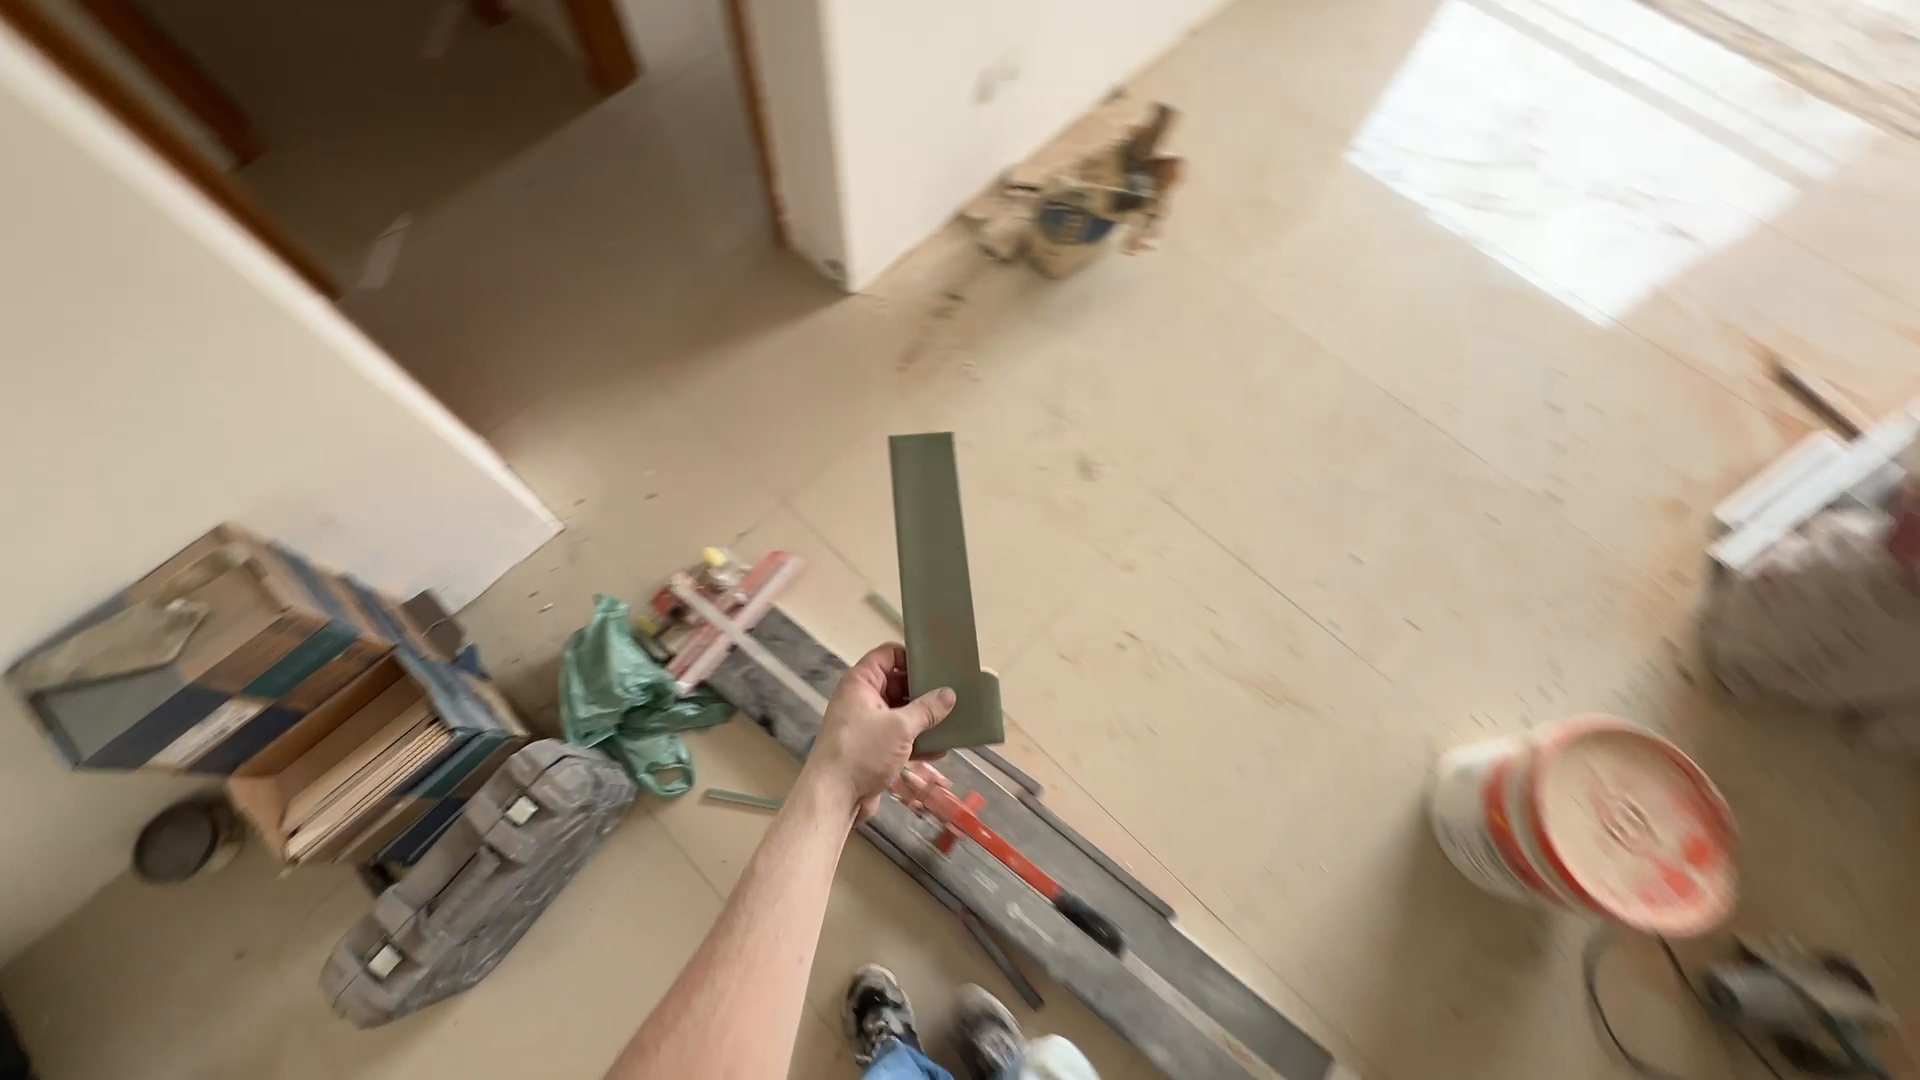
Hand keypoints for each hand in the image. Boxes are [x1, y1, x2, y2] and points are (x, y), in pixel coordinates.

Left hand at [803, 643, 954, 822]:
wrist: (833, 798)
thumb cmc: (860, 752)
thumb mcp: (900, 727)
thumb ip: (927, 709)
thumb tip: (948, 694)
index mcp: (861, 682)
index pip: (888, 654)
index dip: (911, 656)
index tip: (936, 664)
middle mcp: (861, 699)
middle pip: (897, 684)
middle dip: (923, 690)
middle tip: (952, 692)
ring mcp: (867, 724)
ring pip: (901, 712)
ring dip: (923, 718)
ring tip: (952, 718)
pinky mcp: (872, 748)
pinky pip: (899, 737)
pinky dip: (917, 740)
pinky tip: (940, 748)